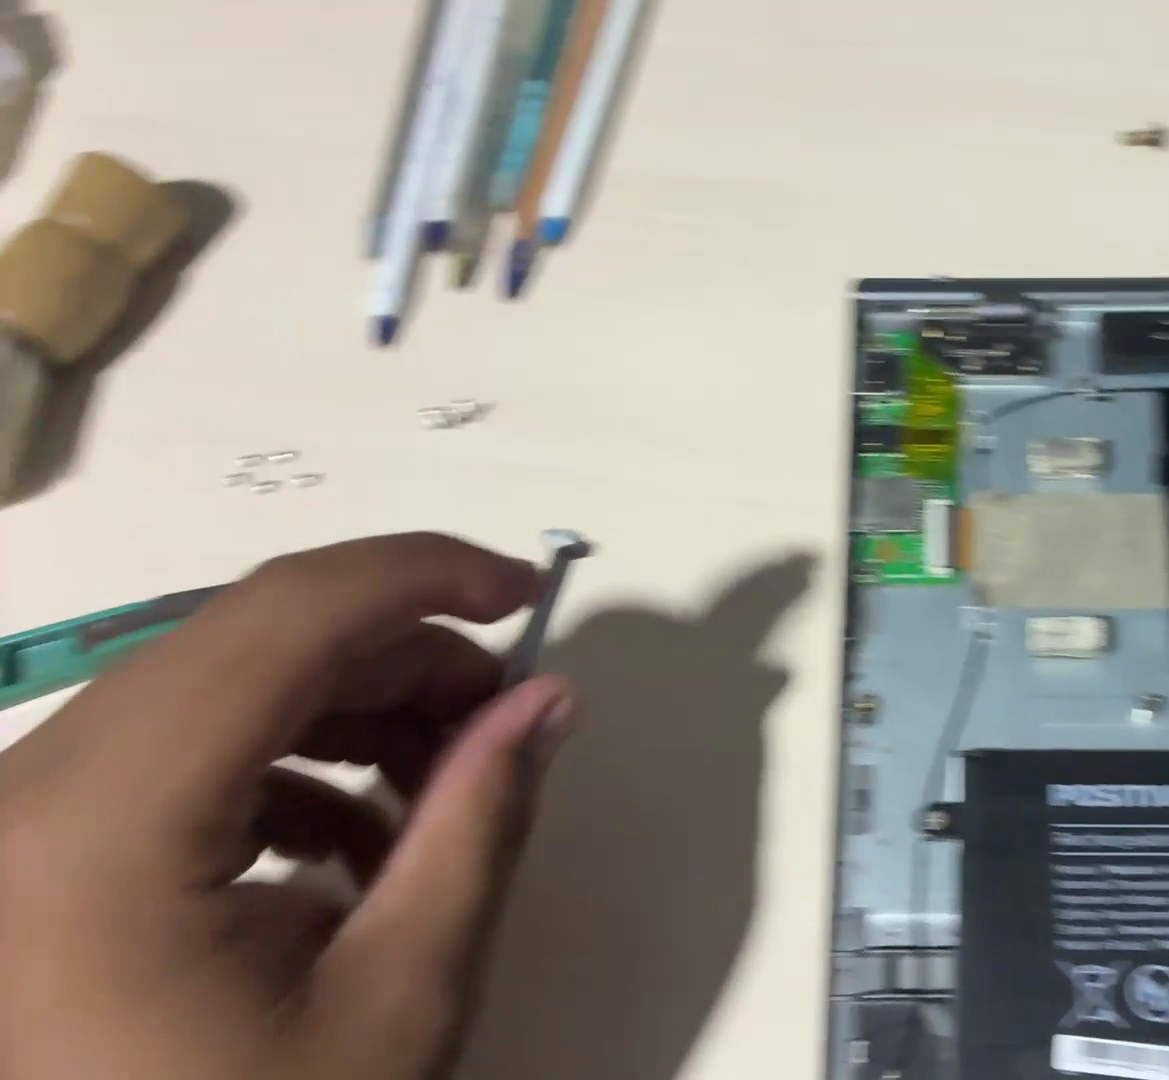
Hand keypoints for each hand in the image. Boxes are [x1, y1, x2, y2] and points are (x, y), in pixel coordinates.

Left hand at [0, 533, 576, 1079]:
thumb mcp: (404, 985)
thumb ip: (484, 817)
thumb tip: (551, 697)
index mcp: (98, 835)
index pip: (283, 617)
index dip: (423, 573)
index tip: (524, 593)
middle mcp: (21, 799)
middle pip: (259, 641)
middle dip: (409, 656)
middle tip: (501, 714)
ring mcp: (13, 821)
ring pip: (228, 681)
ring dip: (362, 706)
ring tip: (438, 789)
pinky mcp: (28, 846)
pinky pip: (188, 743)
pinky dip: (300, 757)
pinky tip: (349, 840)